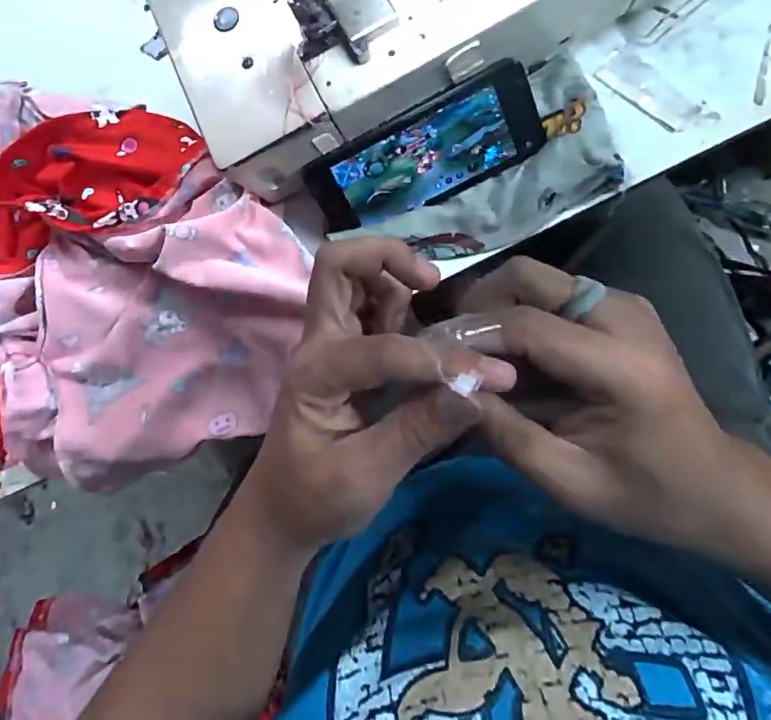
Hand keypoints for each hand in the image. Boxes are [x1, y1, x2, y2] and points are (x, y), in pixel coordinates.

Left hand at [232, 239, 517, 554]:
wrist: (280, 515)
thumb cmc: (315, 500)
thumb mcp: (368, 476)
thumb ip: (419, 430)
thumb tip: (477, 393)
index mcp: (316, 374)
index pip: (381, 350)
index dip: (438, 361)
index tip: (490, 378)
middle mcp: (319, 343)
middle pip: (337, 266)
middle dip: (386, 257)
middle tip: (431, 281)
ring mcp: (331, 342)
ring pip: (354, 277)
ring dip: (393, 277)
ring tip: (430, 306)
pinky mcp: (346, 350)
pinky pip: (370, 303)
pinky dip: (398, 300)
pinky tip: (422, 328)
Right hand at [454, 257, 758, 552]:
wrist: (719, 484)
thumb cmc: (648, 495)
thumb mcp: (572, 483)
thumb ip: (508, 436)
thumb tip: (452, 387)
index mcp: (621, 365)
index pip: (528, 324)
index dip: (472, 334)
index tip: (431, 352)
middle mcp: (625, 315)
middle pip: (528, 276)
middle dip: (480, 304)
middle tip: (454, 346)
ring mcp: (625, 302)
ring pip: (537, 278)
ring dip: (499, 307)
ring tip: (478, 353)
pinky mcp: (620, 304)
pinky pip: (554, 292)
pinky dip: (522, 313)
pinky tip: (514, 355)